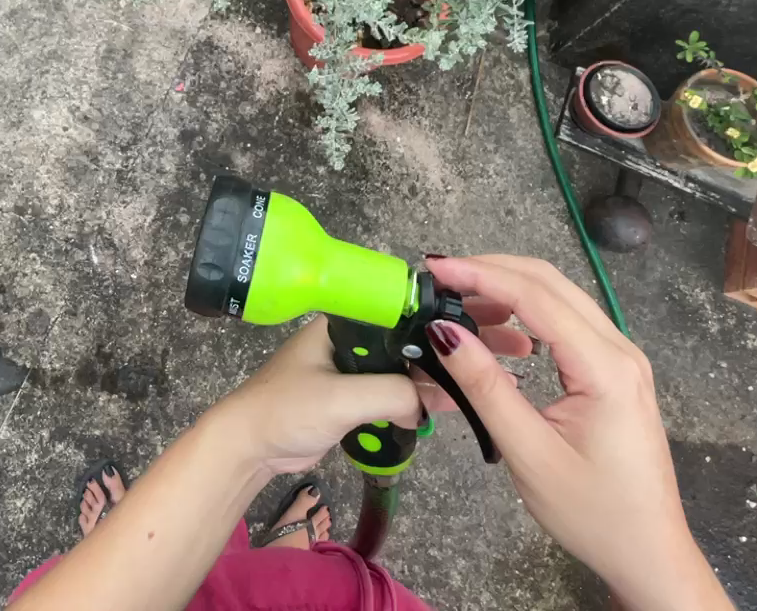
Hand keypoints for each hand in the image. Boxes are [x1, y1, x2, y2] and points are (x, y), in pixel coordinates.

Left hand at [210, 306, 534, 474]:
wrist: (252, 447)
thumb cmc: (285, 409)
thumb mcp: (340, 399)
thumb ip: (389, 393)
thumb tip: (429, 402)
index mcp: (343, 324)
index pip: (399, 311)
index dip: (439, 317)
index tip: (483, 323)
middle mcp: (352, 340)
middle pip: (409, 340)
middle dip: (448, 348)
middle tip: (504, 351)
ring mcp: (354, 369)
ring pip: (406, 369)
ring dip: (438, 377)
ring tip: (487, 381)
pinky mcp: (356, 397)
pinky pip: (397, 394)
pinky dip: (420, 401)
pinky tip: (452, 405)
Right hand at [420, 255, 730, 610]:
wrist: (650, 556)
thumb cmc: (592, 511)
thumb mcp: (528, 452)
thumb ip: (484, 385)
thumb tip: (441, 329)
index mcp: (605, 368)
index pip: (536, 297)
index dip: (481, 274)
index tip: (434, 268)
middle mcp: (619, 349)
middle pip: (548, 281)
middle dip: (488, 269)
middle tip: (436, 277)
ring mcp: (619, 356)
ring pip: (555, 294)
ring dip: (502, 287)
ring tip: (454, 302)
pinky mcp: (610, 367)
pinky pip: (561, 319)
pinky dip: (520, 309)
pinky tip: (492, 329)